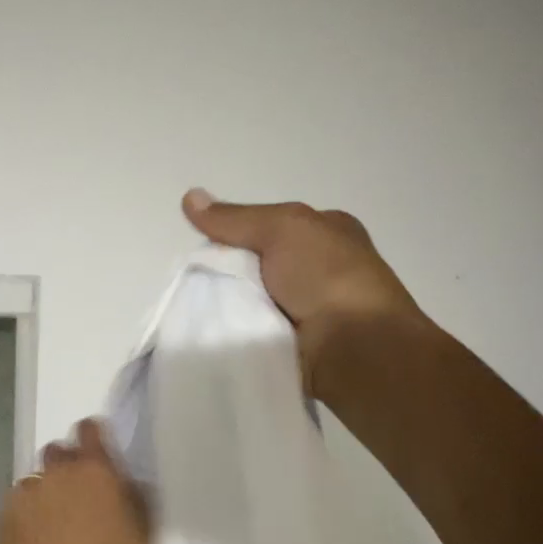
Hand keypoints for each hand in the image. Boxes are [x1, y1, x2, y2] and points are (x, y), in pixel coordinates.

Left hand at [0, 419, 148, 543]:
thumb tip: (128, 485)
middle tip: (82, 498)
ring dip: (47, 494)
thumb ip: (137, 504)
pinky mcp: (1, 521)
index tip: (100, 457)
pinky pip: (19, 507)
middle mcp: (55, 475)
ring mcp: (23, 497)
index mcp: (95, 473)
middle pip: (57, 452)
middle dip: (68, 466)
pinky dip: (28, 517)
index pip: (90, 430)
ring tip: (57, 529)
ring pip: (36, 482)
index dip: (95, 438)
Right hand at [182, 188, 425, 391]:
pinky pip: (260, 331)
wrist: (353, 346)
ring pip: (257, 300)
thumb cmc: (327, 275)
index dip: (239, 234)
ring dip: (235, 306)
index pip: (272, 226)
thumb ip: (235, 218)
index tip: (210, 248)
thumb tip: (189, 197)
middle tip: (201, 282)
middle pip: (261, 265)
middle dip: (233, 273)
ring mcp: (315, 308)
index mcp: (329, 232)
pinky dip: (243, 332)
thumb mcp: (282, 228)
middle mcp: (324, 268)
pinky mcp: (301, 343)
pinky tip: (221, 333)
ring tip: (203, 311)